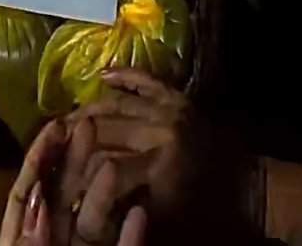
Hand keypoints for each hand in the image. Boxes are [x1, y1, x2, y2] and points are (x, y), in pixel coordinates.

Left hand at [3, 118, 147, 245]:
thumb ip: (30, 243)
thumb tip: (38, 201)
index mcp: (25, 239)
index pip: (26, 193)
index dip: (39, 157)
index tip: (55, 124)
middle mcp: (54, 240)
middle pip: (63, 197)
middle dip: (74, 159)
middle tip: (89, 124)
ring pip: (93, 221)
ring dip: (105, 191)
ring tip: (115, 162)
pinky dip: (131, 238)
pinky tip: (142, 212)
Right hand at [68, 70, 257, 240]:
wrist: (251, 191)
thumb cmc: (209, 221)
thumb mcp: (165, 227)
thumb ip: (124, 210)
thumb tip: (84, 199)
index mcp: (158, 171)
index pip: (103, 169)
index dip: (77, 176)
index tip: (57, 179)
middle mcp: (158, 134)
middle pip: (104, 132)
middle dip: (74, 138)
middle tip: (50, 141)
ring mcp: (168, 111)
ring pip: (118, 105)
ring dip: (89, 109)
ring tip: (64, 116)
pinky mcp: (177, 98)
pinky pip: (144, 80)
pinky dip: (124, 74)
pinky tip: (102, 74)